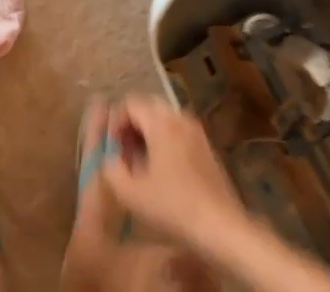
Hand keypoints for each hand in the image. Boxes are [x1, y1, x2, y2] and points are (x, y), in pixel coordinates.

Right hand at [99, 94, 249, 250]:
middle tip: (124, 151)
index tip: (113, 147)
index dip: (115, 121)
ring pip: (164, 119)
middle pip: (148, 107)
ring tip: (141, 162)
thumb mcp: (130, 192)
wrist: (220, 226)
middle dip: (131, 124)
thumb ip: (111, 167)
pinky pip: (179, 131)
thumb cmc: (172, 206)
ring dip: (148, 132)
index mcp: (161, 122)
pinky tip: (163, 170)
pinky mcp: (206, 146)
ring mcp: (197, 131)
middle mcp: (180, 118)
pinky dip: (165, 140)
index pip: (130, 103)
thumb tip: (110, 156)